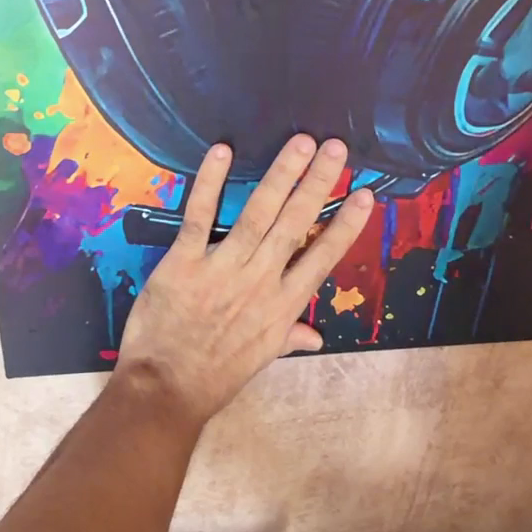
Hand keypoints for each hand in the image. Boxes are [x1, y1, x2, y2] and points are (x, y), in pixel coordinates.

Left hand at [114, 134, 375, 427]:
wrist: (167, 389)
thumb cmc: (214, 377)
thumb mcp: (260, 359)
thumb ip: (288, 338)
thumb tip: (316, 338)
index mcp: (282, 306)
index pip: (322, 257)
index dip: (345, 225)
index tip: (364, 196)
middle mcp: (259, 281)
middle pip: (295, 224)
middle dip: (318, 183)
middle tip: (336, 148)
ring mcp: (222, 269)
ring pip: (258, 213)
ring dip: (281, 175)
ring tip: (301, 142)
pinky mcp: (184, 262)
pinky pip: (199, 216)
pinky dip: (209, 183)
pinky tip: (223, 152)